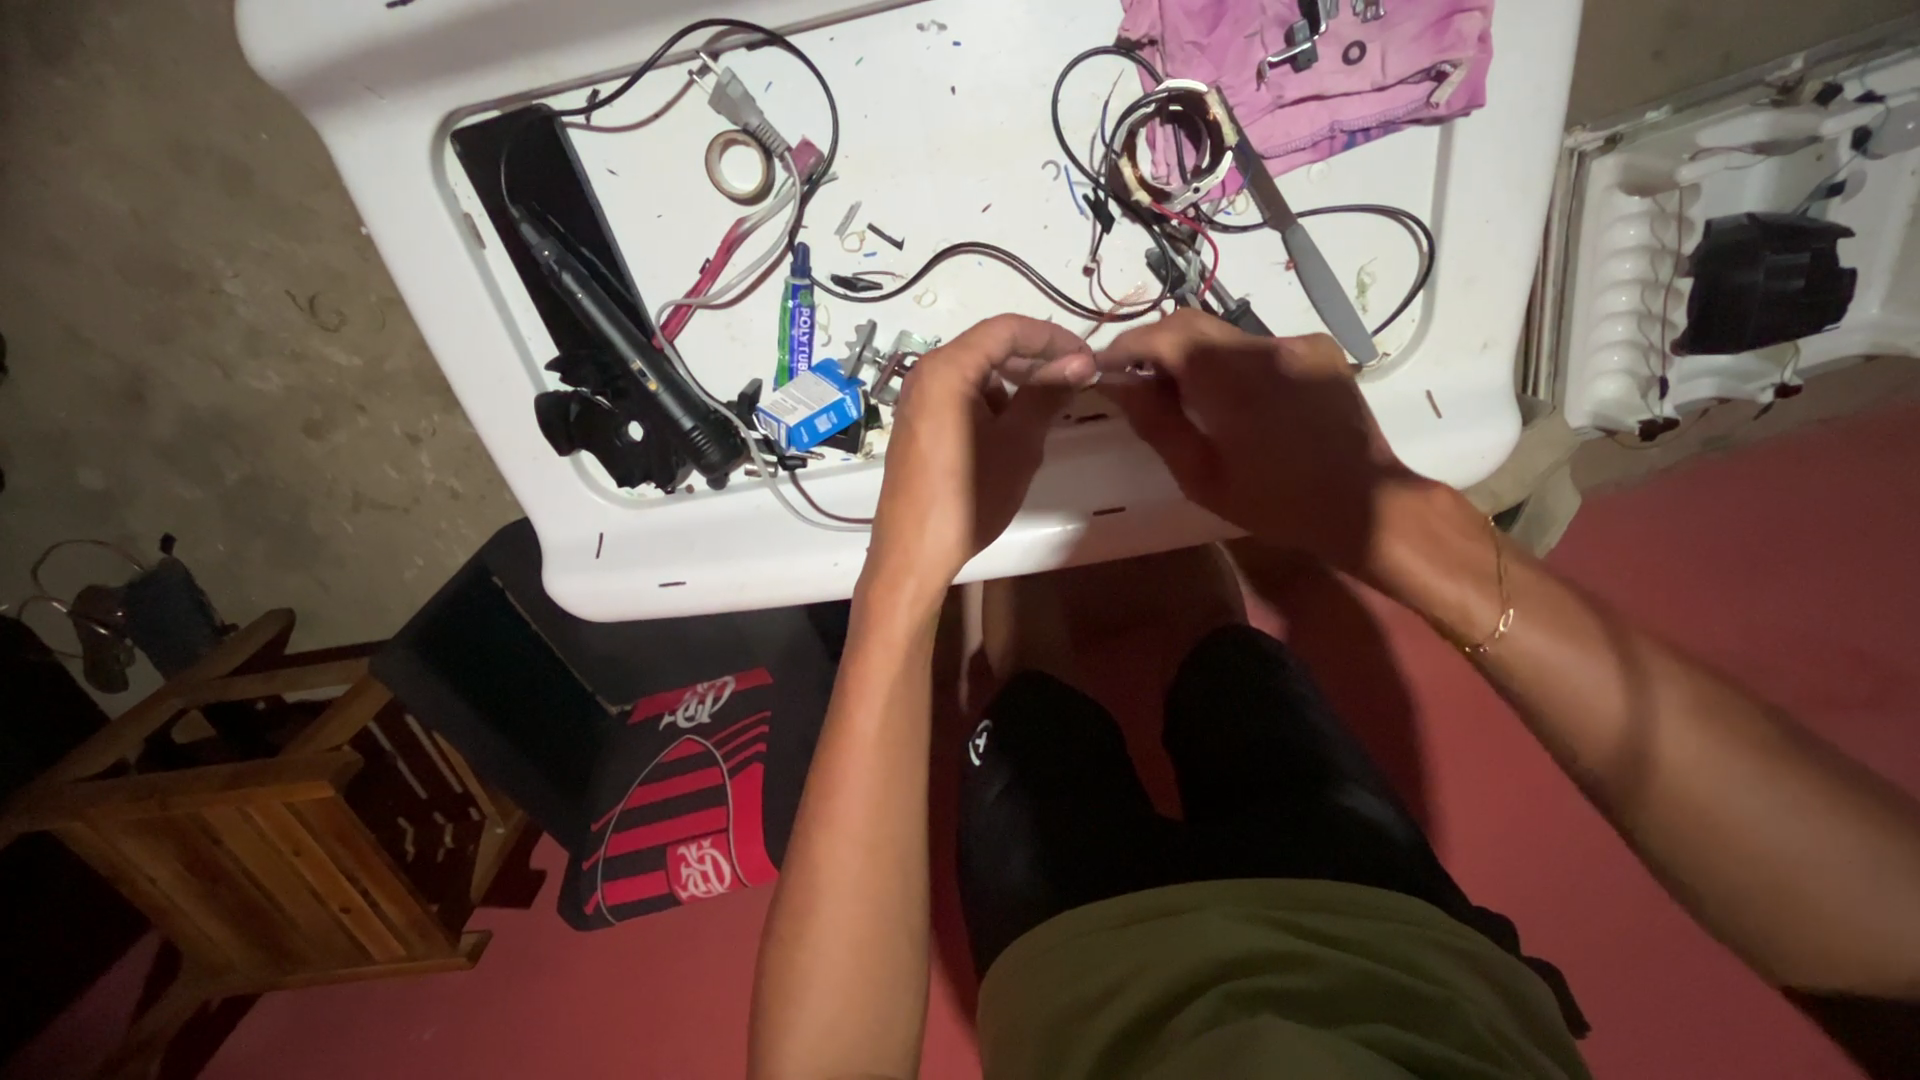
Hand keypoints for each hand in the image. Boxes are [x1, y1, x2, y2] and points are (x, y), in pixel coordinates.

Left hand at [865, 314, 1094, 604]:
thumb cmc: (970, 496)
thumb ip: (1048, 394)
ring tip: (1049, 410)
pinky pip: (961, 398)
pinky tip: (1015, 432)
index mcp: (946, 369)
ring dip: (1016, 383)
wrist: (914, 552)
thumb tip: (1081, 362)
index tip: (1086, 358)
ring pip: (976, 374)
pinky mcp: (919, 425)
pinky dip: (993, 404)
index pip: (1006, 328)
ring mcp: (918, 401)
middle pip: (989, 347)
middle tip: (1076, 382)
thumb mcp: (1019, 443)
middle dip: (1036, 360)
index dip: (1052, 337)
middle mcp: (926, 374)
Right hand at [1096, 310, 1428, 576]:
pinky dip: (1232, 363)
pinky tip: (1237, 401)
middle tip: (1136, 380)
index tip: (1104, 368)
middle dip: (1155, 345)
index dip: (1126, 346)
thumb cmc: (1276, 504)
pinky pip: (1257, 345)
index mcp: (1233, 381)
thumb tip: (1117, 384)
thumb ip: (1156, 423)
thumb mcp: (1201, 476)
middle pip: (1192, 324)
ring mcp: (1297, 343)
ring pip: (1224, 334)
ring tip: (1185, 396)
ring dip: (1194, 356)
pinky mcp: (1319, 349)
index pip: (1164, 336)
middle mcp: (1266, 347)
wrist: (1367, 505)